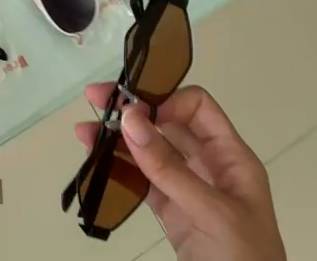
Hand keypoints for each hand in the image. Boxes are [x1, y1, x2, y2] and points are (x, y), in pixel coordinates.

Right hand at [75, 84, 285, 260]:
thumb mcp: (212, 214)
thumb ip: (169, 167)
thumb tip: (128, 117)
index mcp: (232, 158)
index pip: (197, 108)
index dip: (166, 101)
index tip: (134, 111)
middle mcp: (210, 167)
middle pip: (168, 123)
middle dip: (133, 112)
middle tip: (96, 100)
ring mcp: (190, 192)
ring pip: (151, 152)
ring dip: (119, 140)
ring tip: (84, 134)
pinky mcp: (173, 216)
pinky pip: (143, 182)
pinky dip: (120, 171)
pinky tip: (97, 165)